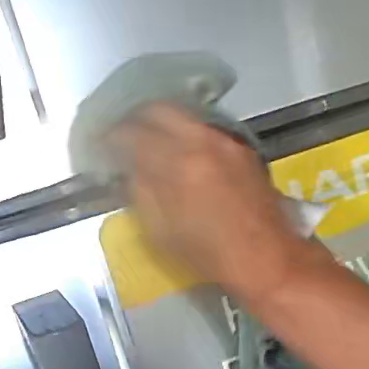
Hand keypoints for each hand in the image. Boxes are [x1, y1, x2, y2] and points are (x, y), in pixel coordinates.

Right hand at [108, 104, 325, 303]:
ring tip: (149, 142)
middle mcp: (202, 142)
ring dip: (162, 123)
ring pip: (184, 115)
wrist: (268, 258)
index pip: (130, 134)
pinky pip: (204, 129)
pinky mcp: (242, 149)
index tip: (100, 144)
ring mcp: (225, 142)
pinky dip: (186, 133)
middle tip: (123, 134)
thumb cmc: (211, 256)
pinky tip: (181, 153)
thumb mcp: (161, 232)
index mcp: (177, 164)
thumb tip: (127, 168)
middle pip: (158, 109)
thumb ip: (139, 192)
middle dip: (135, 118)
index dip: (109, 138)